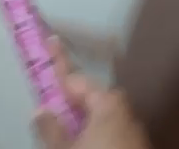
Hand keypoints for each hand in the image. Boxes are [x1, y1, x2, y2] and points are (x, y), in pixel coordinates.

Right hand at [32, 38, 152, 148]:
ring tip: (68, 134)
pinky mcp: (138, 145)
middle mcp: (123, 110)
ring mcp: (134, 130)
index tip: (51, 39)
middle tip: (51, 106)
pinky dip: (97, 134)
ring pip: (100, 117)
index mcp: (106, 103)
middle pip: (90, 97)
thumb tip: (40, 110)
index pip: (75, 78)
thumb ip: (51, 129)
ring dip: (83, 121)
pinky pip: (111, 132)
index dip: (59, 61)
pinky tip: (87, 143)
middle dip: (70, 100)